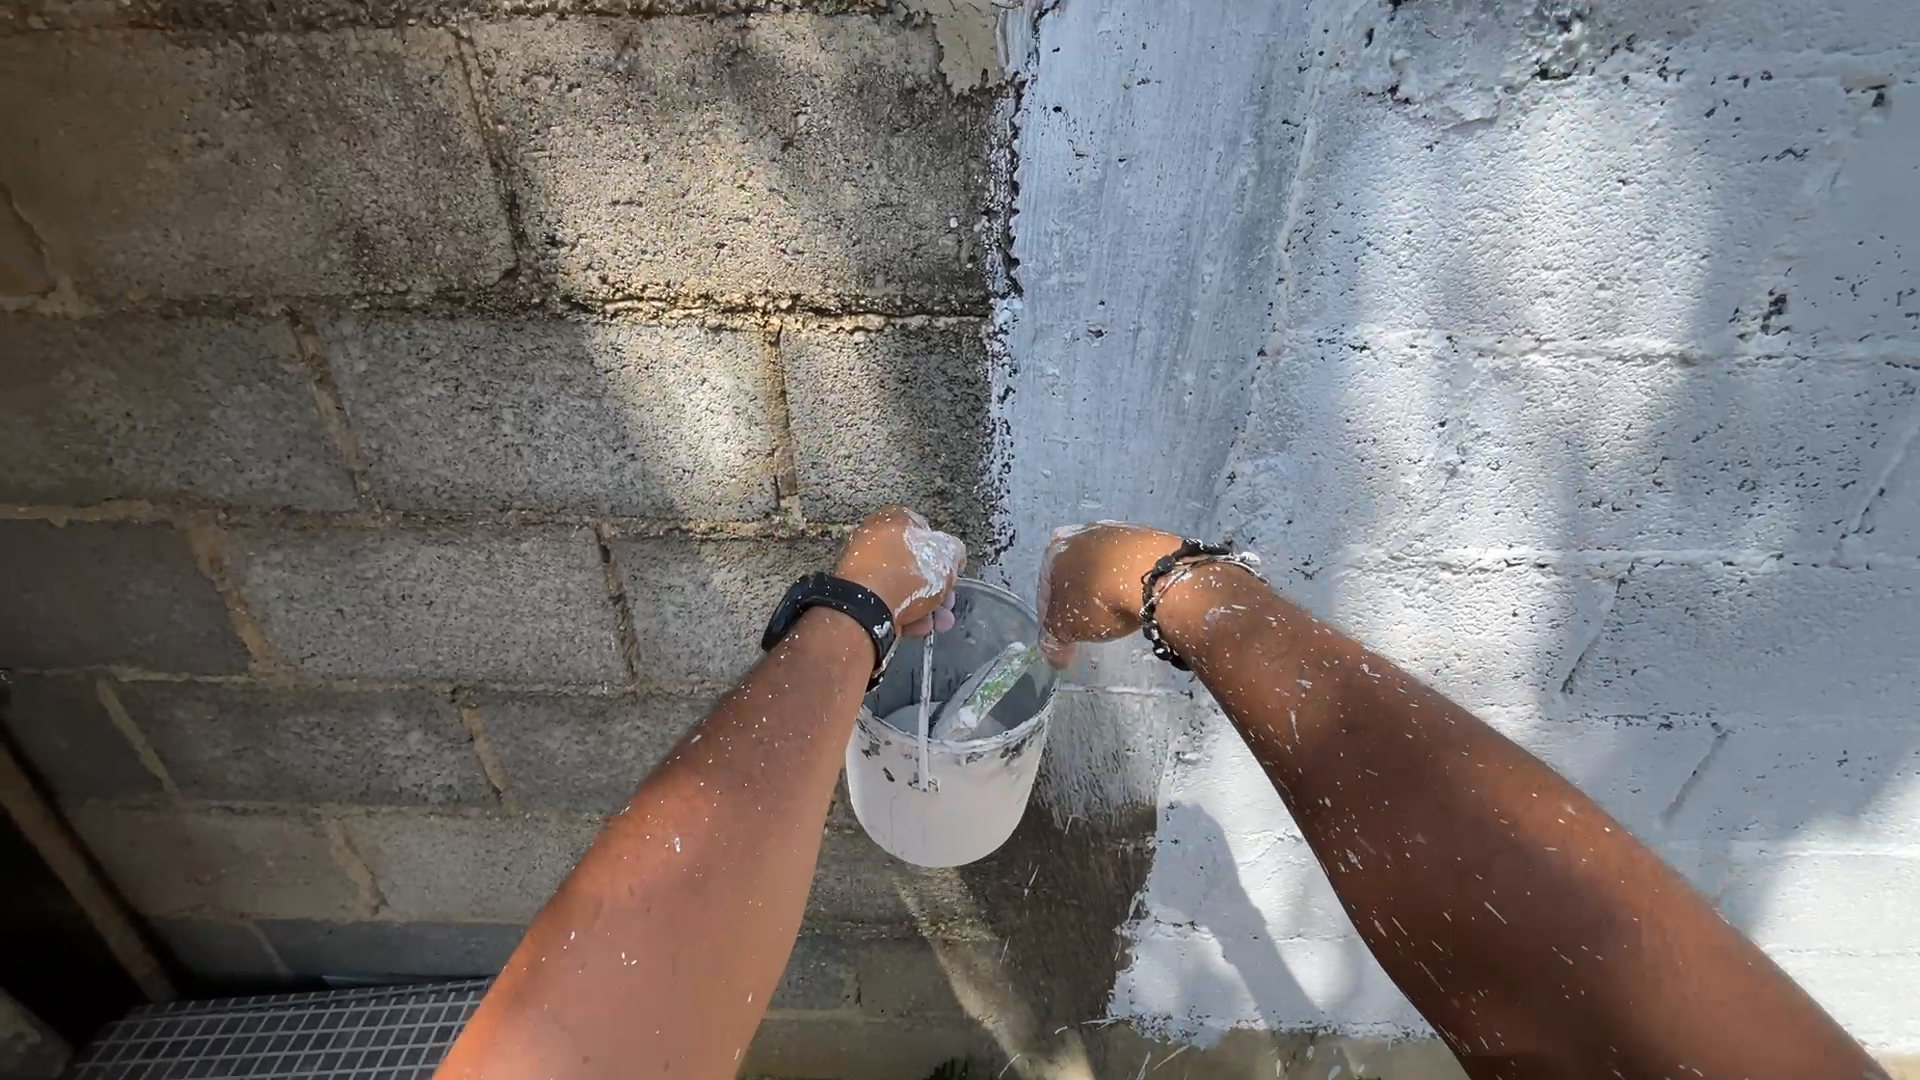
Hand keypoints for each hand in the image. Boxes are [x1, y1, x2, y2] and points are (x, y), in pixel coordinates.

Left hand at [834, 508, 964, 637]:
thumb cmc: (907, 573)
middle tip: (949, 605)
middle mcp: (874, 540)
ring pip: (903, 588)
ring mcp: (862, 570)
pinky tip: (920, 628)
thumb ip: (955, 552)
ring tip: (940, 624)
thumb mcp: (946, 556)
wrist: (866, 607)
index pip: (924, 530)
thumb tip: (954, 556)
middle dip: (938, 588)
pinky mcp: (856, 597)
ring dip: (927, 608)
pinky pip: (887, 603)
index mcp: (893, 520)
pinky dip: (906, 616)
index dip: (943, 553)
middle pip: (915, 564)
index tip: (952, 573)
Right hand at [1037, 521, 1183, 667]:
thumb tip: (1054, 654)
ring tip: (1115, 615)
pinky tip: (1135, 601)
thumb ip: (1052, 638)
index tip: (1060, 640)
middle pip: (1075, 575)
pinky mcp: (1149, 538)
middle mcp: (1084, 532)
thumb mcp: (1065, 627)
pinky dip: (1129, 583)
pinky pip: (1131, 567)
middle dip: (1078, 600)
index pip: (1046, 590)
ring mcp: (1119, 532)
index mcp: (1056, 548)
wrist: (1155, 577)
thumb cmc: (1098, 598)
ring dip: (1105, 590)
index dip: (1049, 619)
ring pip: (1104, 568)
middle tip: (1086, 626)